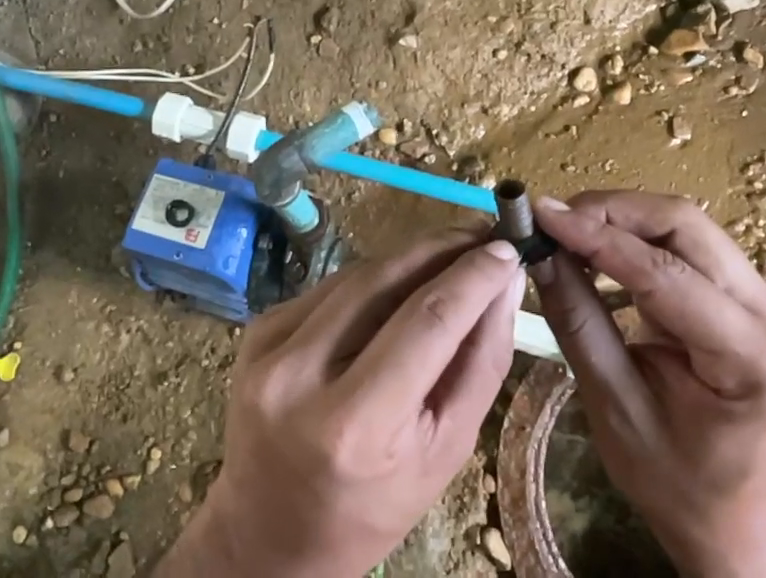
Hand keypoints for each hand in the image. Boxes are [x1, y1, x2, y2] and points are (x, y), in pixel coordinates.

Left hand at [155, 230, 522, 577]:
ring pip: (356, 275)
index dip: (473, 277)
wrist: (270, 530)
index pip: (427, 322)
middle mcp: (300, 374)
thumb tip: (504, 283)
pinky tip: (401, 284)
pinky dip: (372, 280)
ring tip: (453, 253)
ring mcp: (269, 346)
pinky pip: (330, 289)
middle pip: (384, 280)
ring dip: (409, 257)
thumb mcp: (445, 451)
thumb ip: (481, 363)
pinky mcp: (257, 330)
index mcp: (355, 423)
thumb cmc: (372, 507)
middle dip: (441, 248)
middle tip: (483, 234)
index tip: (508, 248)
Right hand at [530, 191, 765, 577]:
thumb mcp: (612, 405)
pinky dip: (638, 236)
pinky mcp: (753, 297)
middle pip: (687, 227)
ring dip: (623, 218)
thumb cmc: (670, 477)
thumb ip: (579, 322)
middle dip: (612, 212)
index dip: (598, 236)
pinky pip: (690, 245)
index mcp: (754, 362)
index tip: (541, 214)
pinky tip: (600, 245)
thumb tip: (540, 253)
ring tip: (569, 230)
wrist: (725, 512)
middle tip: (553, 220)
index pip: (666, 273)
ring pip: (688, 227)